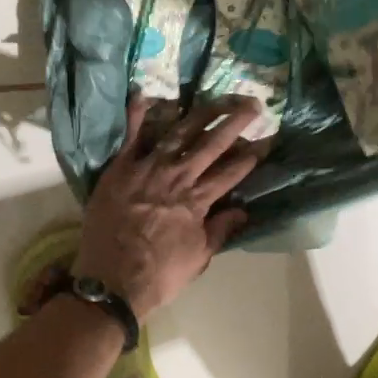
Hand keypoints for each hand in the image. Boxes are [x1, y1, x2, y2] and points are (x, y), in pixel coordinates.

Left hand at [75, 95, 262, 315]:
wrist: (109, 283)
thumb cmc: (158, 276)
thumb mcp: (198, 259)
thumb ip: (219, 230)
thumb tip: (242, 211)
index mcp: (197, 201)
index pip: (232, 172)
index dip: (252, 156)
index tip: (268, 140)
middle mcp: (176, 178)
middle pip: (211, 143)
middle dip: (235, 123)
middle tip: (254, 105)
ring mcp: (146, 169)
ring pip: (178, 133)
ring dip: (201, 112)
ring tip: (218, 97)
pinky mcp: (119, 169)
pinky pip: (130, 136)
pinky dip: (137, 115)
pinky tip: (145, 94)